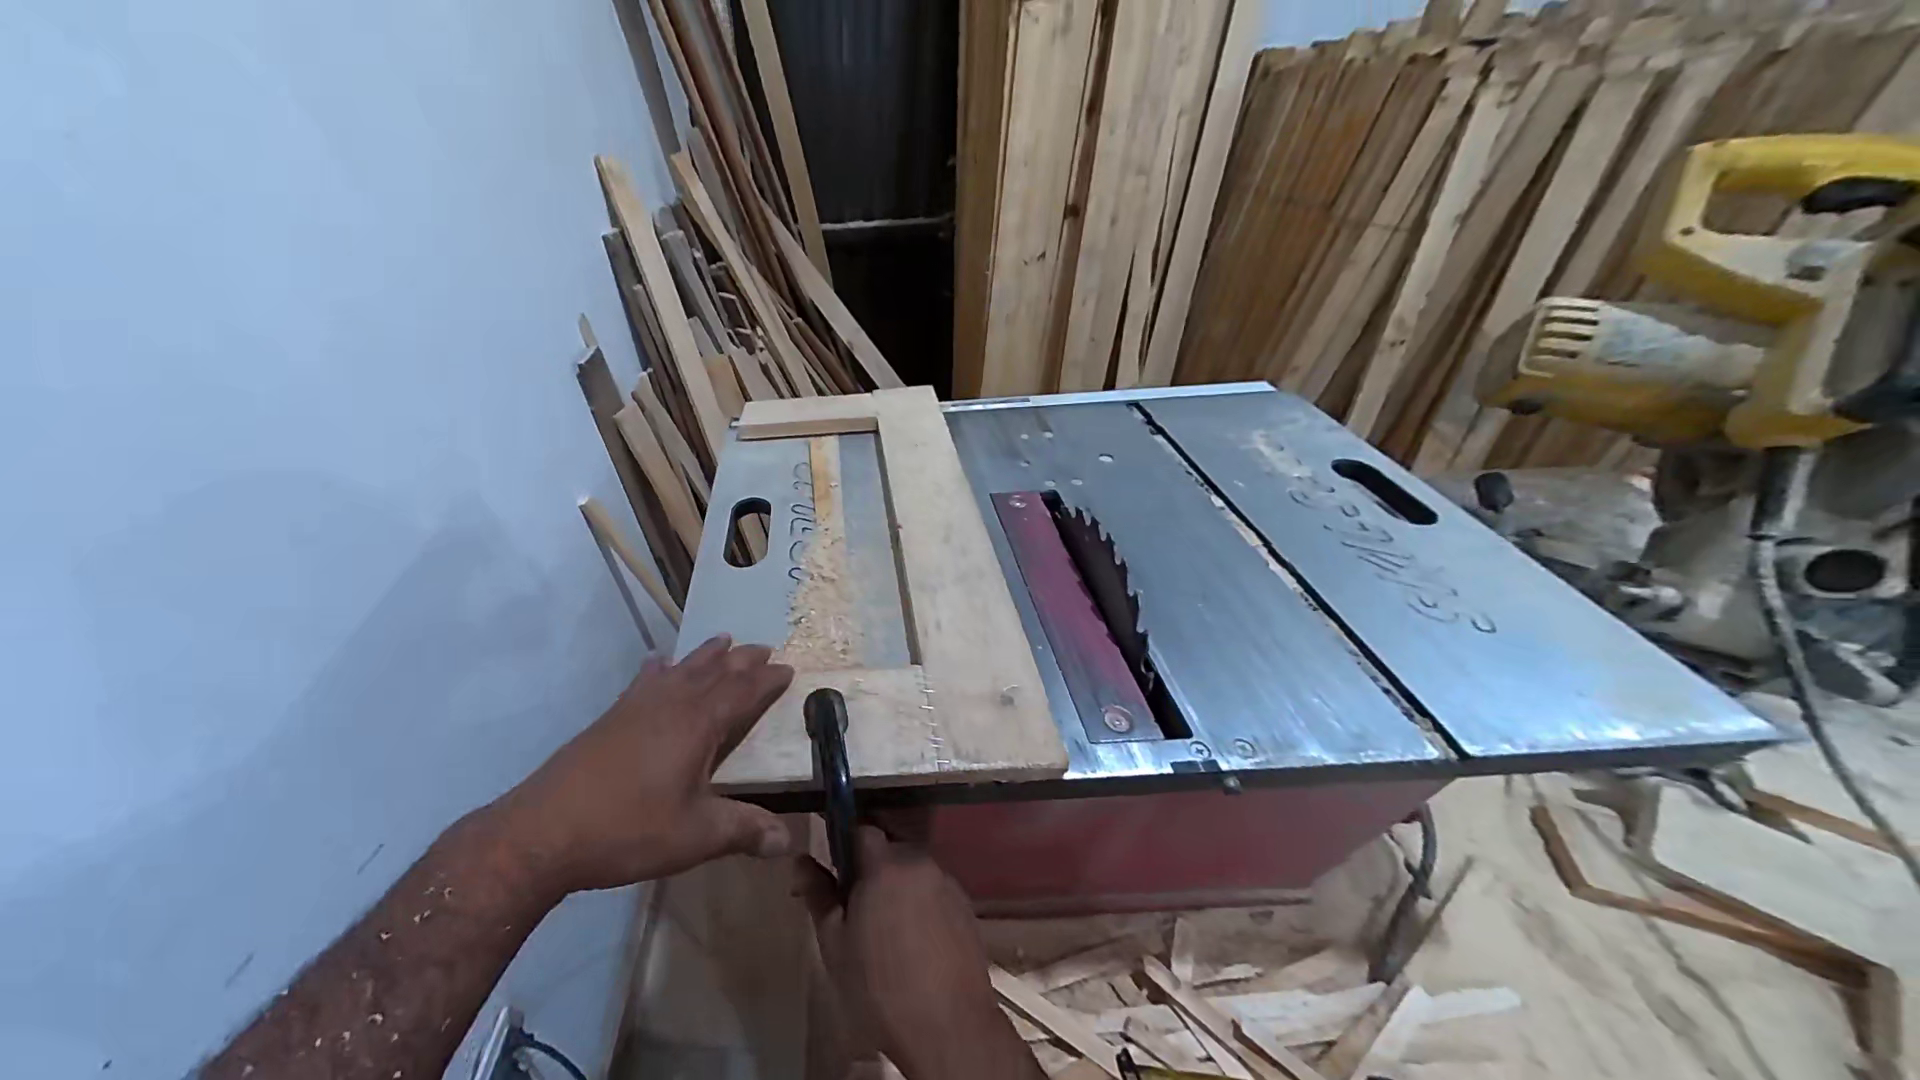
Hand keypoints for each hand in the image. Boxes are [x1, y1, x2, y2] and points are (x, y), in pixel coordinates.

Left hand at [491, 635, 795, 897]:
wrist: (541, 833)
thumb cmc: (628, 829)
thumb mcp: (696, 836)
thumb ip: (745, 831)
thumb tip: (788, 841)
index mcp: (699, 723)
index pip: (743, 690)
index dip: (768, 679)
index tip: (788, 668)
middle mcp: (672, 704)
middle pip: (715, 670)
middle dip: (743, 658)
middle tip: (764, 648)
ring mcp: (637, 707)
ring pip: (682, 669)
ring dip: (706, 654)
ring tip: (723, 639)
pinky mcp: (611, 717)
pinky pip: (645, 680)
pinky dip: (659, 668)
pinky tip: (657, 662)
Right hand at [797, 827, 1042, 1079]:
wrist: (948, 1025)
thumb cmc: (879, 985)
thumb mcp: (834, 943)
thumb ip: (818, 894)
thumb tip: (801, 861)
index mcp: (885, 865)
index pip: (861, 830)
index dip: (844, 844)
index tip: (834, 871)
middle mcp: (920, 863)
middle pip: (889, 850)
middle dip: (870, 870)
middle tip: (855, 908)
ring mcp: (948, 882)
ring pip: (913, 872)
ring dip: (897, 887)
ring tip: (884, 930)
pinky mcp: (965, 905)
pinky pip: (934, 891)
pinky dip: (921, 904)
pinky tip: (914, 941)